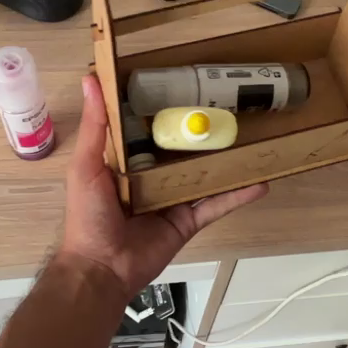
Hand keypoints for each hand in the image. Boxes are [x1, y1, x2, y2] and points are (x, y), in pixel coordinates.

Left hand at [61, 75, 266, 296]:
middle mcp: (152, 177)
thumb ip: (96, 126)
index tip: (184, 81)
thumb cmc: (88, 216)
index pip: (147, 128)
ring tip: (253, 139)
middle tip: (229, 105)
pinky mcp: (188, 220)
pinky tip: (260, 182)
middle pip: (182, 150)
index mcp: (126, 161)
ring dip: (226, 161)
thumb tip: (91, 79)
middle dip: (201, 132)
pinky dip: (238, 194)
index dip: (163, 107)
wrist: (101, 268)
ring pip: (204, 174)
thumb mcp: (87, 165)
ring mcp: (173, 199)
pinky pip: (217, 204)